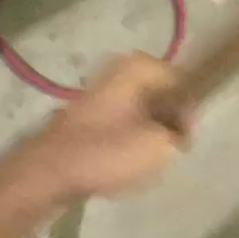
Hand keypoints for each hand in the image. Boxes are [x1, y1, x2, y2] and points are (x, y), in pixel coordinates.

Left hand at [5, 53, 189, 204]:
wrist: (49, 171)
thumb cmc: (107, 151)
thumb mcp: (159, 144)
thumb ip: (180, 132)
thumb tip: (179, 130)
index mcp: (139, 66)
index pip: (182, 83)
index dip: (189, 113)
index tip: (186, 141)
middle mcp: (120, 69)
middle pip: (161, 93)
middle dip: (169, 121)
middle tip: (171, 151)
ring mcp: (101, 89)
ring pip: (141, 108)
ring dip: (149, 131)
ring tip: (146, 159)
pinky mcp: (88, 113)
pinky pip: (121, 121)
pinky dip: (128, 138)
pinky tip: (124, 161)